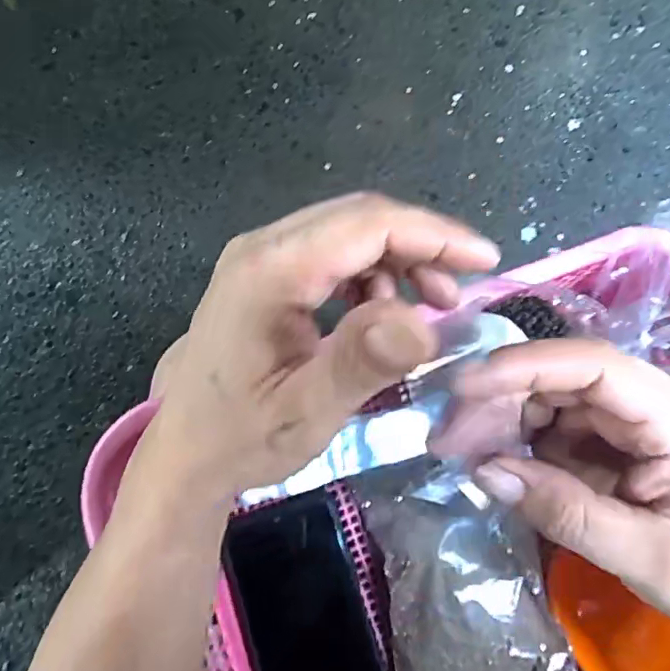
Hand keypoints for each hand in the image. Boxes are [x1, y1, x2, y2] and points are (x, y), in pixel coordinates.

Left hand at [126, 193, 500, 507]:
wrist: (183, 451)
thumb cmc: (241, 437)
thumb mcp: (307, 411)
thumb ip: (361, 362)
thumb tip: (424, 323)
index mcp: (270, 271)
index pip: (368, 226)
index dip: (435, 235)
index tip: (485, 259)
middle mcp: (264, 247)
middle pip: (361, 219)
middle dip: (424, 245)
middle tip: (464, 290)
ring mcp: (262, 257)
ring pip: (351, 231)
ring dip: (401, 260)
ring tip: (433, 305)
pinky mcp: (267, 273)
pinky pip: (335, 252)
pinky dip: (374, 272)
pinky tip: (386, 310)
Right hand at [455, 339, 669, 627]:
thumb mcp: (653, 559)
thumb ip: (571, 515)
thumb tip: (487, 473)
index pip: (597, 367)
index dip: (528, 366)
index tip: (467, 387)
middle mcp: (647, 403)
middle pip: (561, 377)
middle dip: (499, 398)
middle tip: (445, 439)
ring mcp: (624, 420)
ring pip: (547, 397)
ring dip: (498, 418)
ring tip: (457, 453)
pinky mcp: (605, 441)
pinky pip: (548, 427)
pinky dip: (512, 441)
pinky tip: (488, 462)